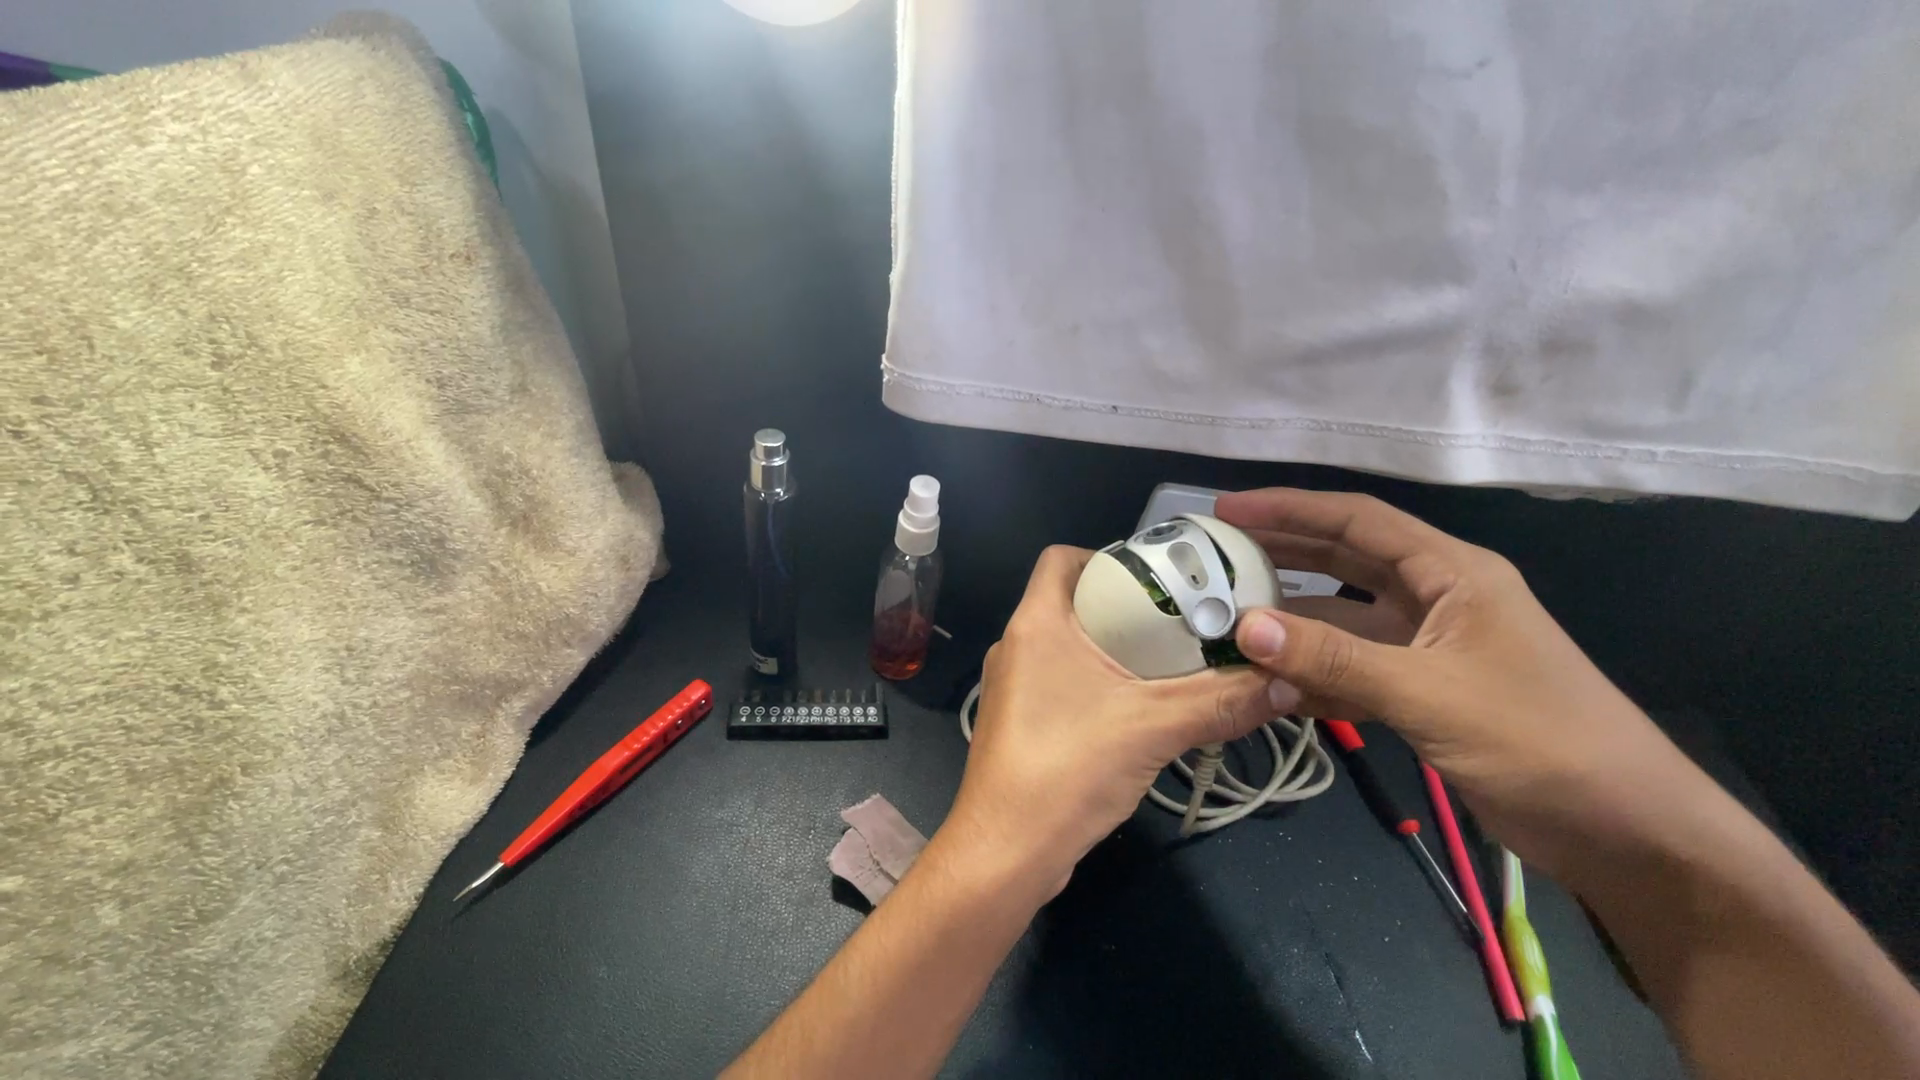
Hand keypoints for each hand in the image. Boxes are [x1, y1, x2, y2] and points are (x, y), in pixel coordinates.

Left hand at [947, 546, 1287, 890]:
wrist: (1007, 849)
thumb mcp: (1156, 728)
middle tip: (1177, 618)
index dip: (1106, 555)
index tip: (1156, 576)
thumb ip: (1222, 701)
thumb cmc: (1069, 768)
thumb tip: (1288, 680)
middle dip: (1123, 605)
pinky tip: (1139, 707)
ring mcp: (1012, 686)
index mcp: (1036, 622)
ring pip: (1066, 645)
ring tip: (1169, 659)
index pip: (1061, 558)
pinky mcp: (1018, 723)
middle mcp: (1016, 645)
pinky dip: (1097, 682)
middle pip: (1070, 600)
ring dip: (1112, 648)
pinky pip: (1060, 682)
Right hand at [1213, 487, 1689, 878]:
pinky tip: (1265, 684)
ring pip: (1343, 620)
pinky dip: (1311, 675)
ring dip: (1290, 621)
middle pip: (1344, 562)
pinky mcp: (1424, 693)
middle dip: (1281, 555)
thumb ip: (1333, 660)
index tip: (1225, 510)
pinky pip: (1352, 670)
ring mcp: (1429, 648)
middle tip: (1213, 556)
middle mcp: (1437, 598)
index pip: (1359, 521)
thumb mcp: (1428, 694)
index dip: (1289, 509)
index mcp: (1453, 574)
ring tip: (1223, 619)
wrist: (1624, 831)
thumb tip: (1245, 628)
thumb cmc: (1539, 740)